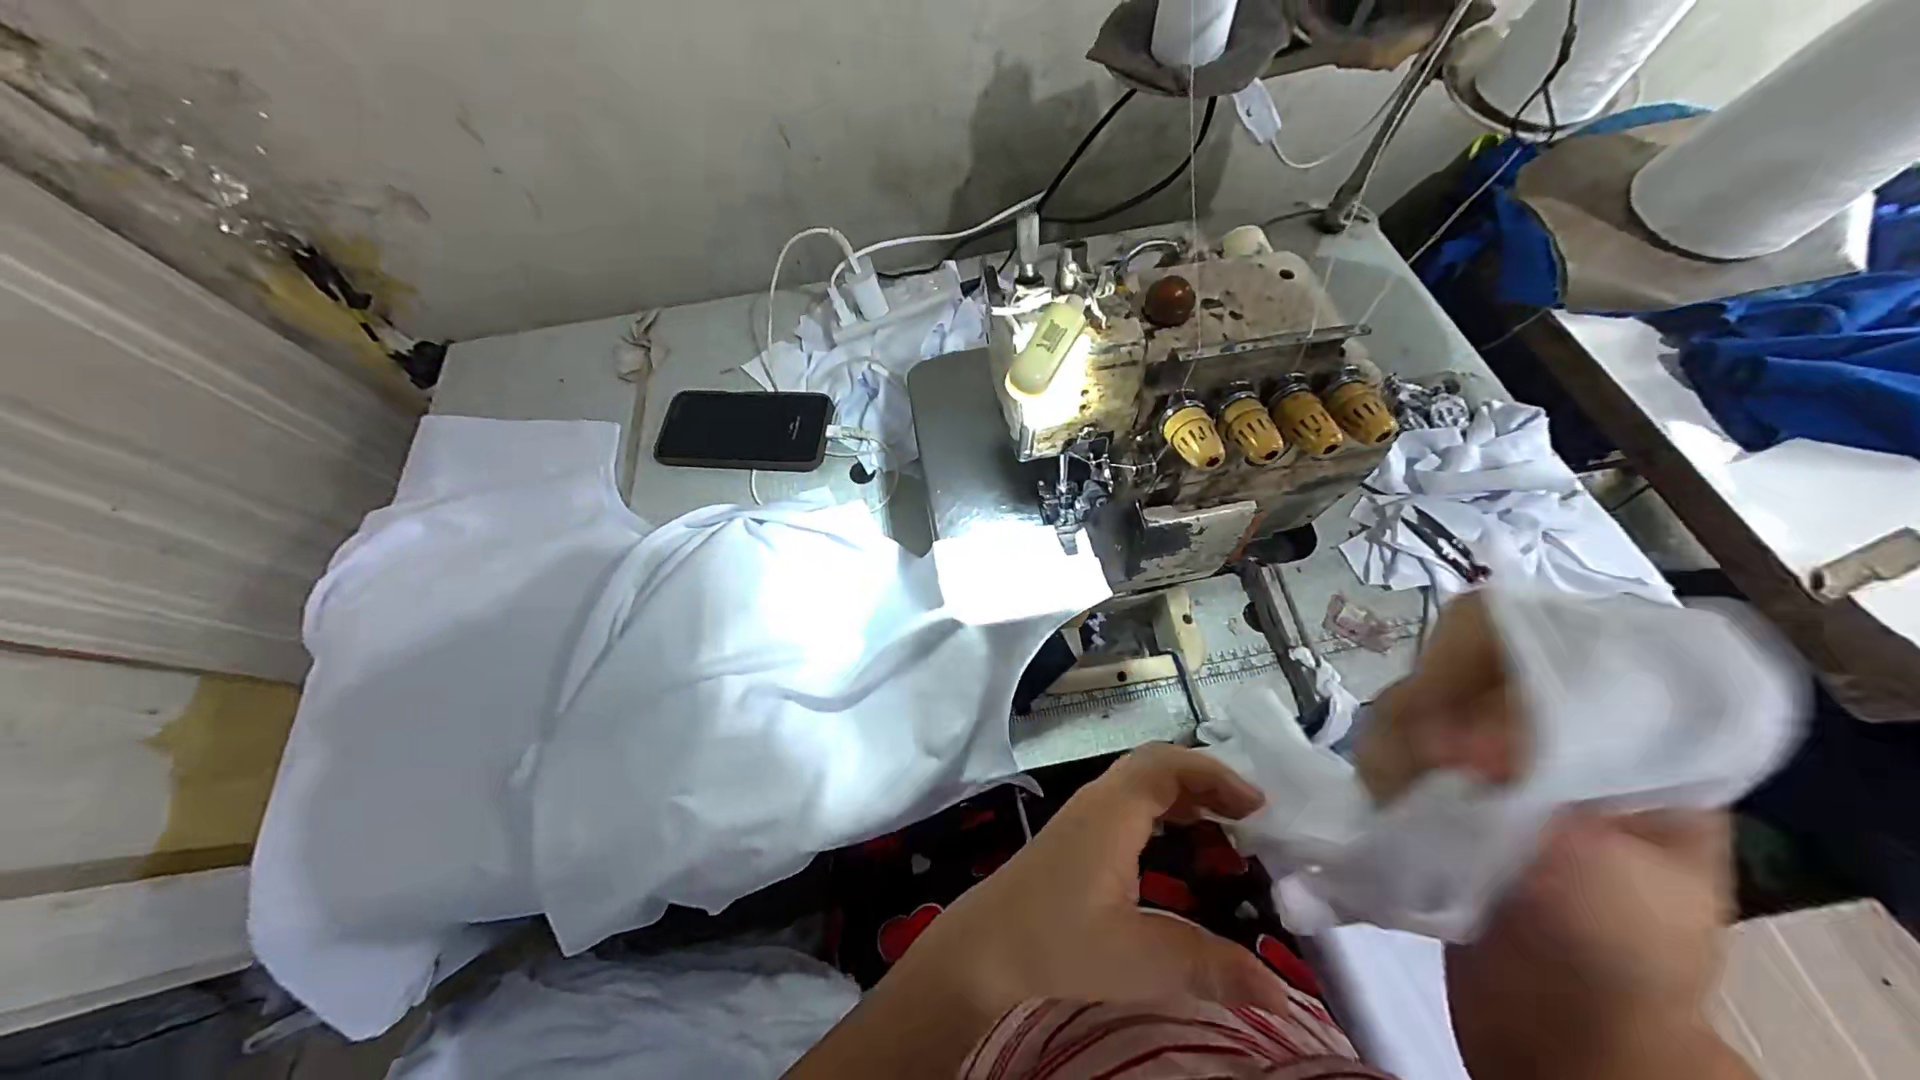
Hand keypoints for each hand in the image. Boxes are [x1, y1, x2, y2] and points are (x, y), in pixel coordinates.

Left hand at [785, 744, 1289, 1079]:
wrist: (983, 948)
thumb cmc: (1056, 942)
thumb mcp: (1138, 958)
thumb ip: (1209, 968)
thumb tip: (1281, 996)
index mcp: (1113, 811)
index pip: (1168, 765)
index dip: (1215, 775)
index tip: (1258, 805)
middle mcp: (1097, 802)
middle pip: (1155, 767)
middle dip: (1204, 781)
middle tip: (1247, 815)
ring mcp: (1081, 818)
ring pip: (1139, 784)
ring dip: (1182, 794)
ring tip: (1222, 827)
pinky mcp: (1073, 838)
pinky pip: (1127, 805)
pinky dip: (1161, 812)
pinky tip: (1174, 848)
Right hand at [1377, 595, 1749, 1079]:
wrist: (1561, 1033)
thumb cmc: (1616, 962)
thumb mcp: (1615, 887)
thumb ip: (1543, 805)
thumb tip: (1446, 743)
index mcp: (1626, 734)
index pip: (1549, 639)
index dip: (1491, 662)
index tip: (1462, 736)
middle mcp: (1548, 725)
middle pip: (1462, 656)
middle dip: (1429, 709)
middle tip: (1425, 770)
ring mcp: (1483, 750)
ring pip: (1412, 697)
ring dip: (1395, 748)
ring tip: (1410, 808)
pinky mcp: (1432, 779)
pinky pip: (1382, 740)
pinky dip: (1375, 770)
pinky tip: (1392, 813)